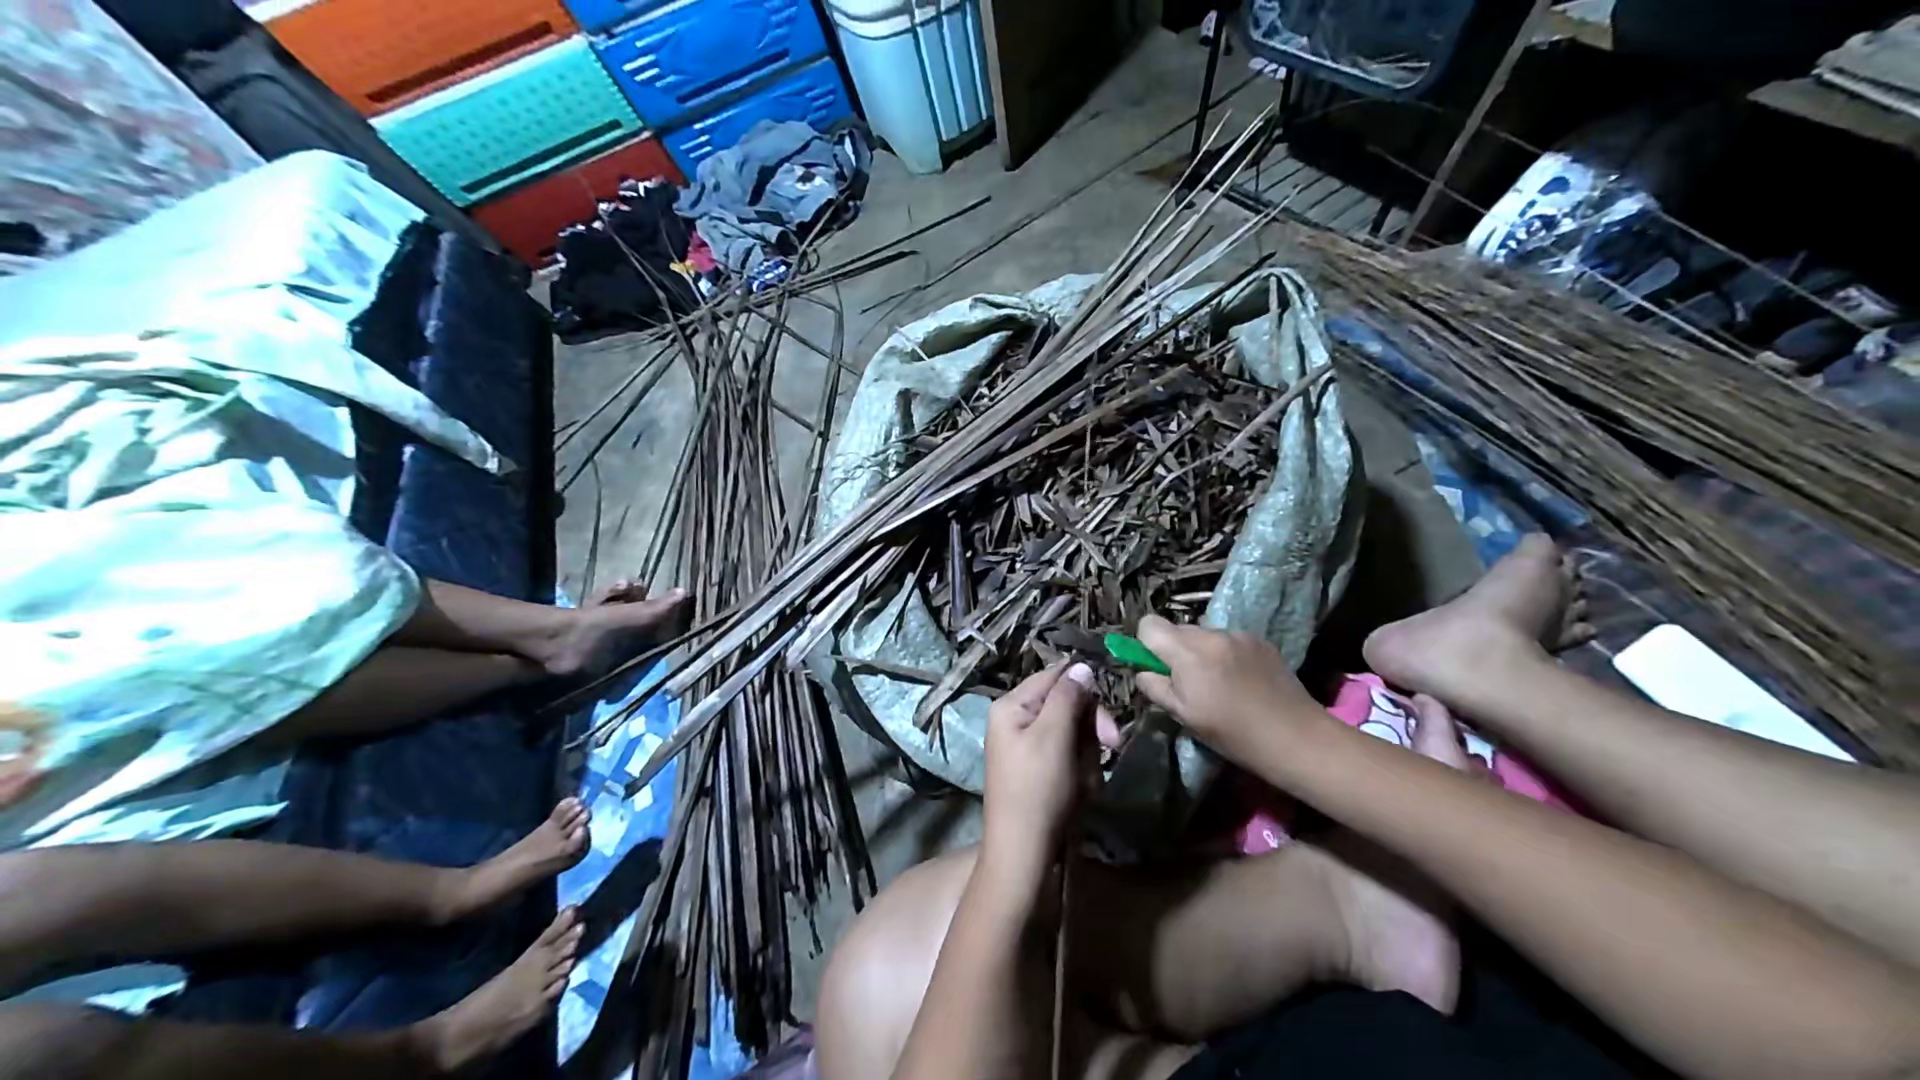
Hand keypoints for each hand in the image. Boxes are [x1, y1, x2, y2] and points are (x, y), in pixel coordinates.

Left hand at [981, 662, 1102, 889]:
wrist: (1023, 852)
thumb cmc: (1037, 790)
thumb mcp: (1054, 736)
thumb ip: (1067, 697)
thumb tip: (1082, 665)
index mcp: (1011, 705)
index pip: (1056, 677)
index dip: (1085, 690)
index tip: (1107, 716)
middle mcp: (1015, 720)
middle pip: (1066, 704)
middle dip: (1090, 727)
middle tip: (1111, 746)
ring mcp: (1026, 746)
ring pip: (1072, 732)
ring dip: (1088, 753)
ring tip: (1086, 778)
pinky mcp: (1038, 769)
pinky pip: (1067, 755)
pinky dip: (1080, 770)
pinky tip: (1082, 789)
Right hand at [1133, 614, 1327, 762]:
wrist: (1295, 737)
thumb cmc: (1232, 733)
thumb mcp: (1183, 715)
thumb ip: (1155, 687)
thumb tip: (1144, 671)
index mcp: (1188, 652)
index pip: (1149, 624)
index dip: (1146, 643)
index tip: (1157, 667)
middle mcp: (1212, 634)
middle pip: (1177, 629)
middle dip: (1176, 650)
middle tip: (1189, 682)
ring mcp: (1239, 635)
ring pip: (1204, 634)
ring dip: (1202, 652)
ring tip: (1219, 683)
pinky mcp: (1260, 641)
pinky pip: (1229, 640)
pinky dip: (1226, 654)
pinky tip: (1242, 681)